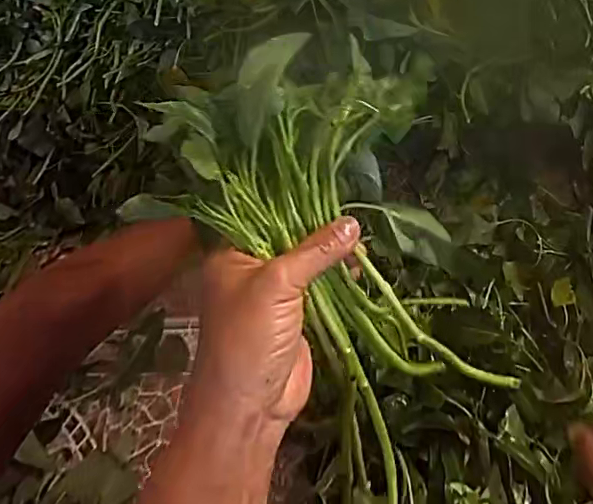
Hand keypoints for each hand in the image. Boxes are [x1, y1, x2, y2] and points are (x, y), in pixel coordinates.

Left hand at [142, 218, 358, 503]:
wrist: (249, 410)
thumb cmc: (248, 339)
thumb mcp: (279, 284)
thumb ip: (315, 251)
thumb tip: (352, 223)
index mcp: (232, 254)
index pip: (262, 213)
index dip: (291, 199)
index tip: (324, 182)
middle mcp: (251, 267)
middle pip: (289, 234)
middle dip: (319, 226)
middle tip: (350, 211)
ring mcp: (274, 290)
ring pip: (307, 259)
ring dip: (332, 251)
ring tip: (359, 239)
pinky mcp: (295, 312)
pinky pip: (319, 283)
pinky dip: (338, 275)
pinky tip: (358, 267)